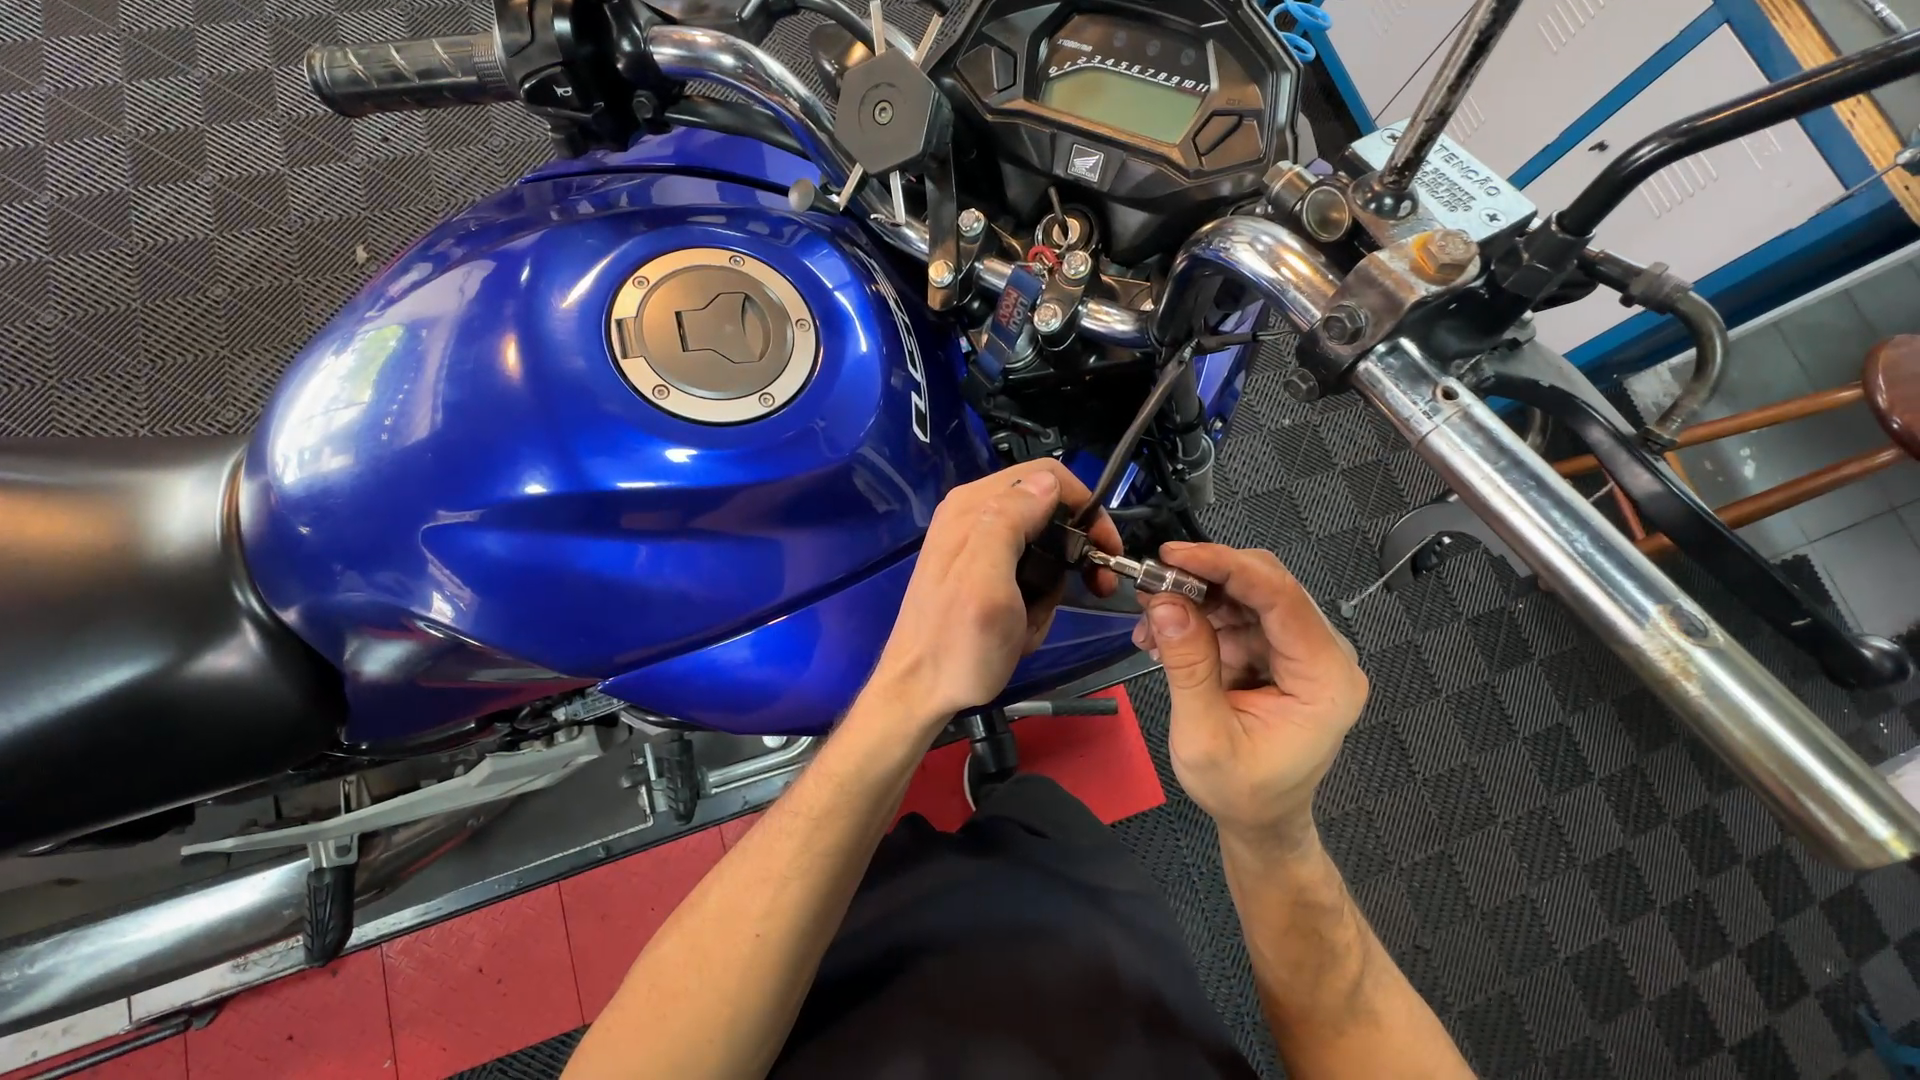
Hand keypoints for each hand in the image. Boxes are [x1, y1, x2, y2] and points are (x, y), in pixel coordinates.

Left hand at [871, 460, 1120, 730]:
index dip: (1086, 507)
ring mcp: (975, 546)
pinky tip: (1022, 627)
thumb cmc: (957, 643)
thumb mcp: (986, 581)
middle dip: (1071, 553)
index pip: (1047, 476)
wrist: (920, 691)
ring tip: (1034, 620)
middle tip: (1091, 588)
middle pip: (1048, 511)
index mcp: (974, 507)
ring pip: (1042, 549)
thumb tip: (1048, 482)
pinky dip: (1035, 602)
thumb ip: (1010, 522)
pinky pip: (1026, 575)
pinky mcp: (979, 575)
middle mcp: (973, 516)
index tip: (1106, 549)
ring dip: (1051, 587)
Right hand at [1132, 543, 1366, 855]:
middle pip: (1266, 586)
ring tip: (1150, 621)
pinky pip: (1237, 616)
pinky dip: (1198, 618)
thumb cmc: (1242, 792)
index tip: (1174, 556)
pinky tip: (1165, 635)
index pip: (1280, 597)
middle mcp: (1324, 655)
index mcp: (1326, 678)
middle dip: (1205, 578)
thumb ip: (1188, 666)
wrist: (1260, 820)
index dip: (1225, 566)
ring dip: (1195, 599)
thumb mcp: (1204, 736)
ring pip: (1247, 595)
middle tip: (1152, 583)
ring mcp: (1301, 651)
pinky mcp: (1278, 653)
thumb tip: (1164, 603)